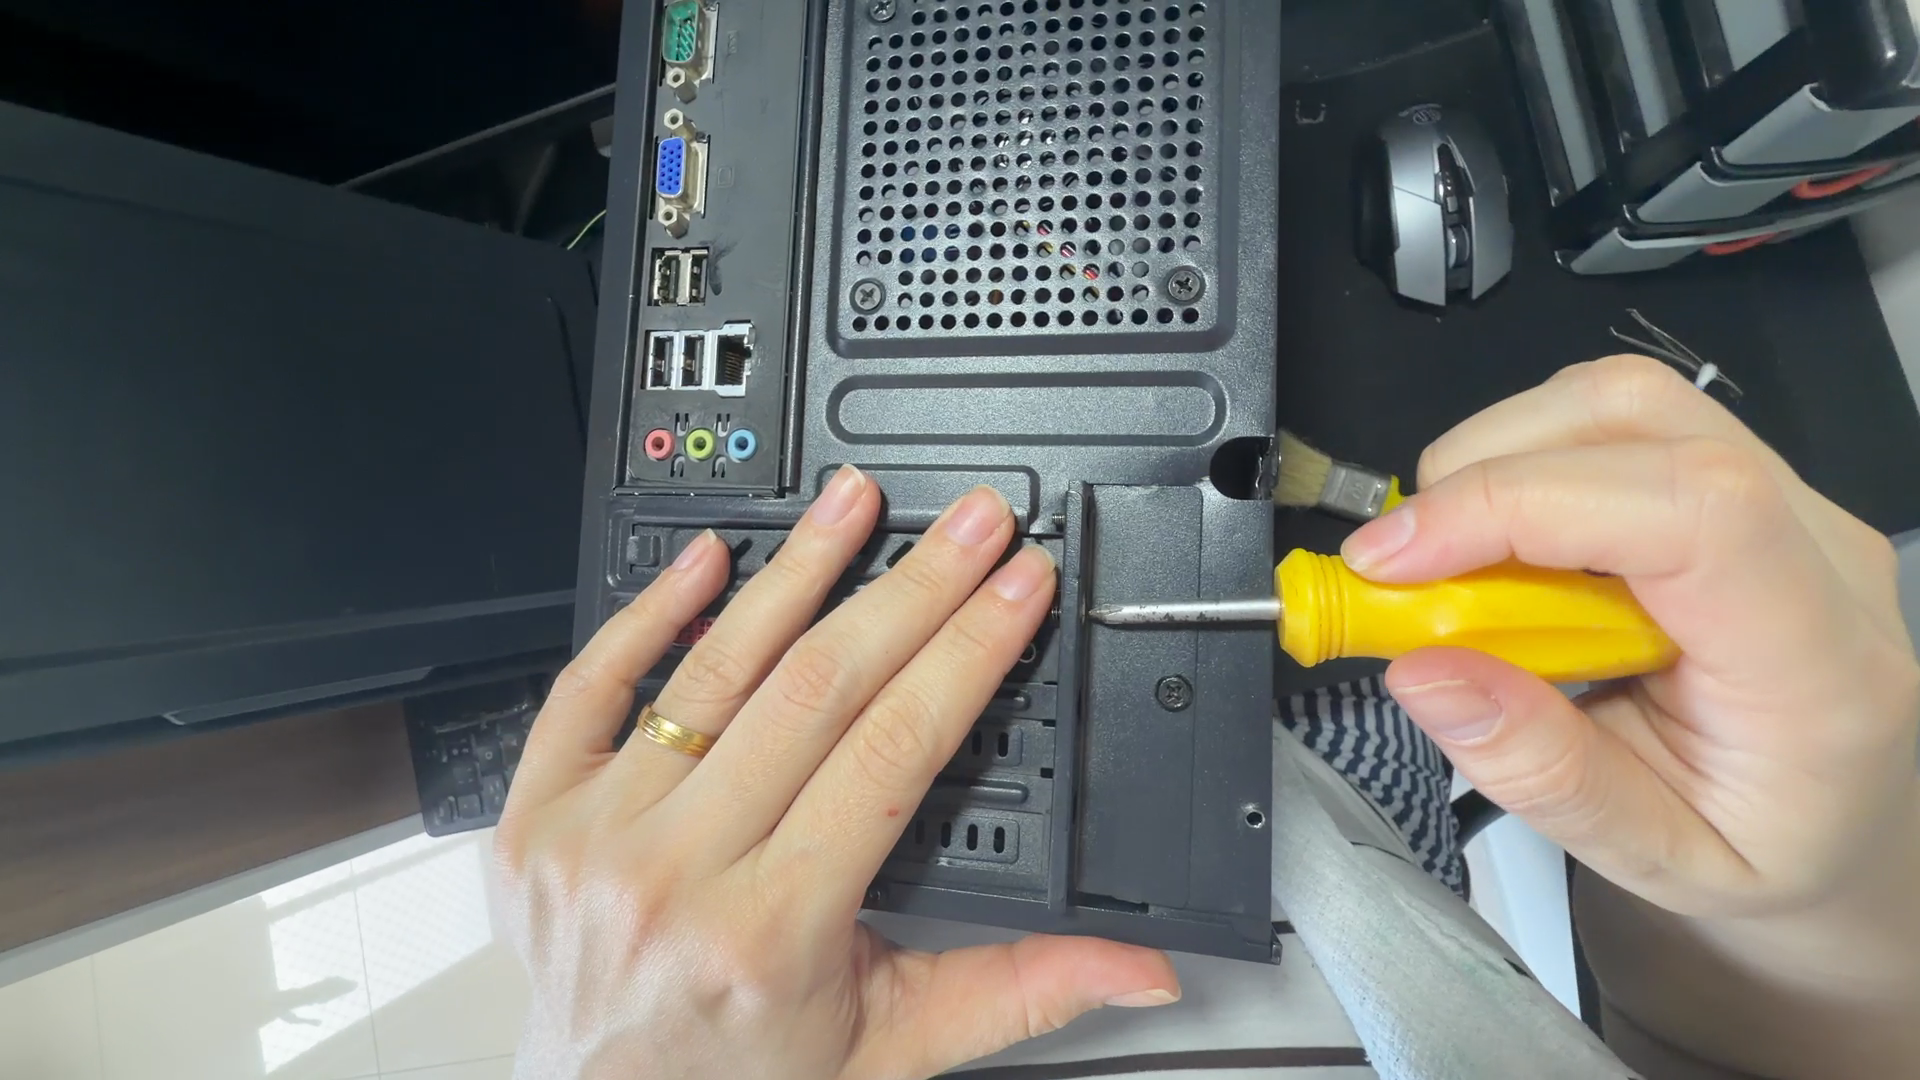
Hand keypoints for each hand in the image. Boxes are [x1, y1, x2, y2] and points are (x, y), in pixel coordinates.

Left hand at [493, 470, 1178, 1079]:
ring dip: (802, 566)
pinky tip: (712, 556)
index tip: (1017, 586)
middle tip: (972, 522)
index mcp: (776, 927)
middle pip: (820, 685)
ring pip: (719, 662)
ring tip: (857, 498)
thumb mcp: (893, 1047)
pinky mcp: (544, 806)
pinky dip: (653, 609)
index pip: (895, 746)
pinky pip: (593, 684)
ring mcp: (599, 829)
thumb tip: (1134, 970)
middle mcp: (679, 869)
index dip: (970, 651)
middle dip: (917, 586)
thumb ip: (1019, 992)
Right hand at [1343, 355, 1919, 919]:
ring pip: (1606, 402)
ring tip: (1440, 553)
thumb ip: (1539, 771)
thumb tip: (1417, 671)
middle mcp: (1809, 543)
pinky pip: (1595, 429)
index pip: (1685, 508)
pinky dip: (1503, 463)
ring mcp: (1768, 498)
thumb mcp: (1654, 856)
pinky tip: (1486, 543)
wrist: (1844, 821)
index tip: (1385, 562)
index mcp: (1814, 654)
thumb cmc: (1762, 848)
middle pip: (1631, 418)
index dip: (1508, 506)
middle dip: (1473, 475)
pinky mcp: (1718, 487)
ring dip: (1483, 461)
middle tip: (1398, 564)